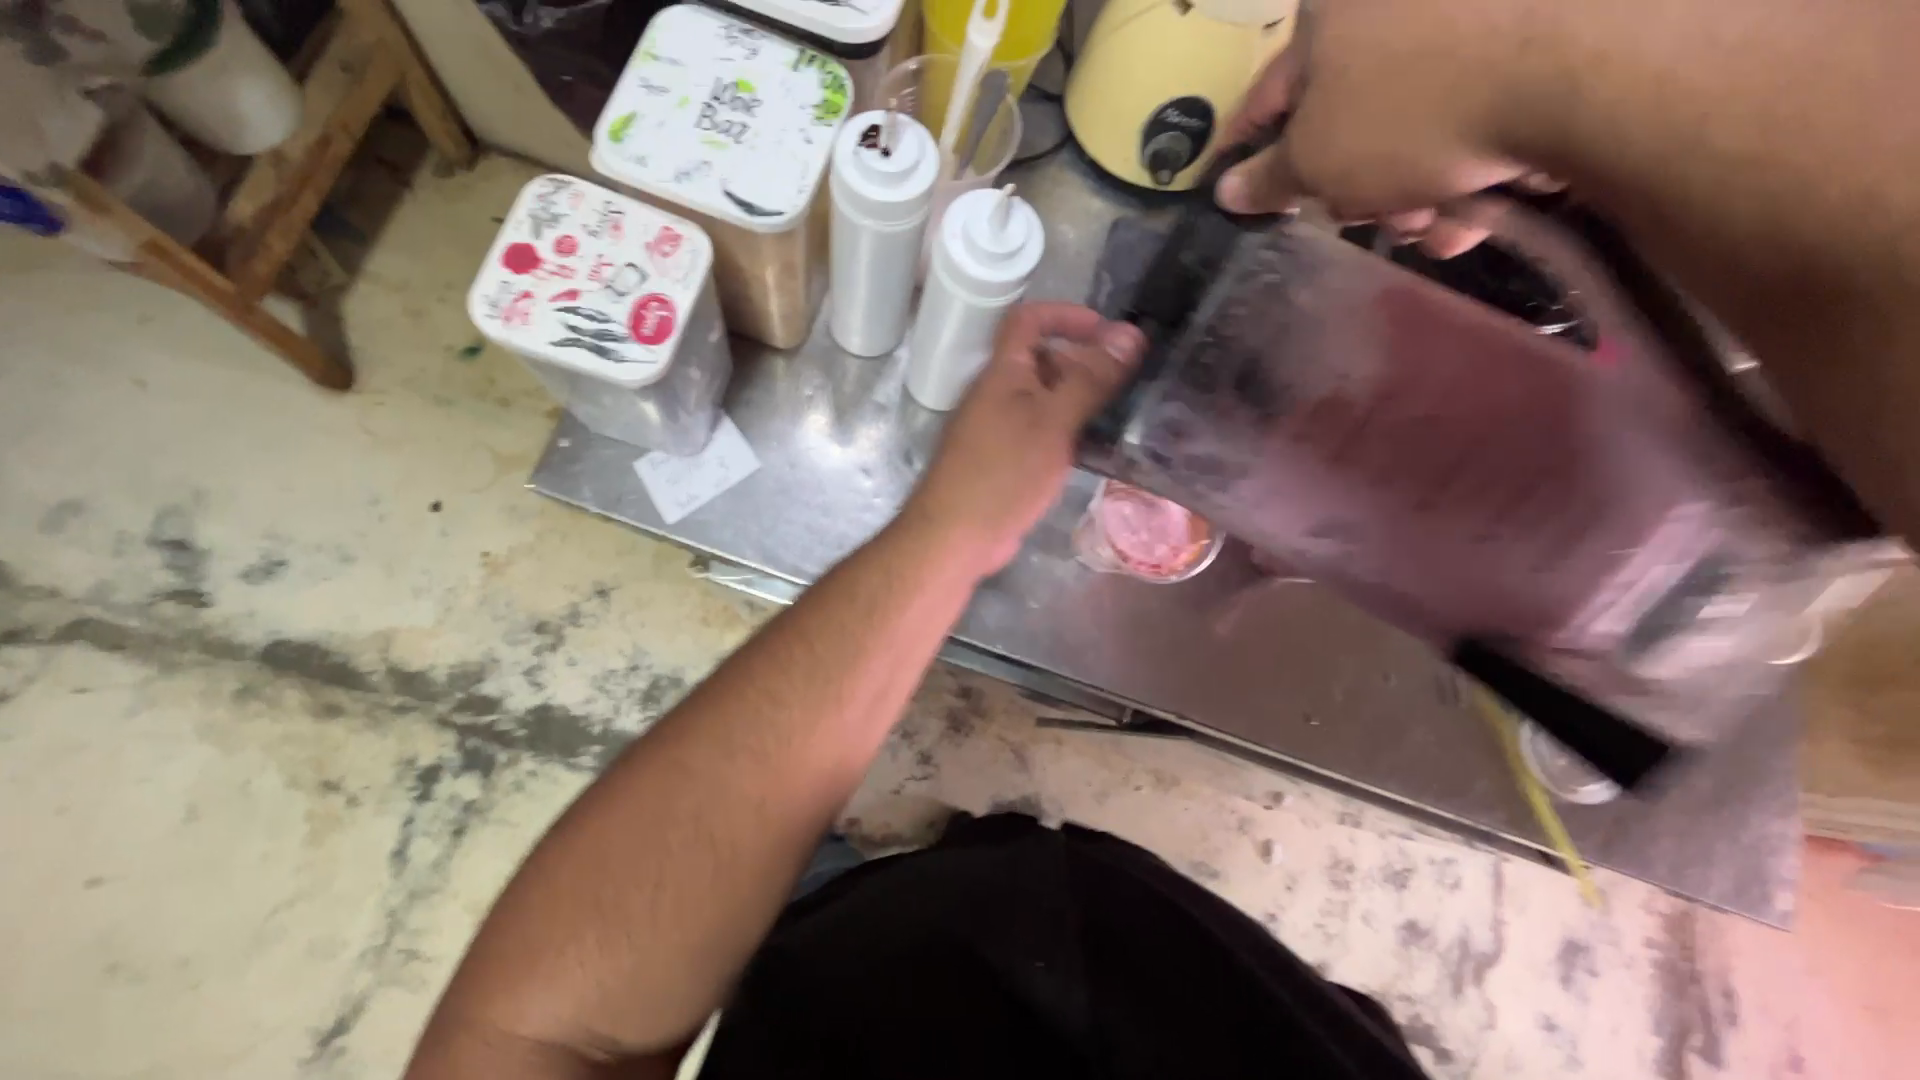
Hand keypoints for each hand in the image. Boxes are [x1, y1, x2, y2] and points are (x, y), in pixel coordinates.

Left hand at [899, 303, 1144, 578]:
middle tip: (1128, 379)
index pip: (1029, 320)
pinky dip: (1072, 432)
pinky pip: (1045, 432)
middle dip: (1084, 362)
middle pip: (1043, 360)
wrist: (957, 535)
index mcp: (1003, 371)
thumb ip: (1091, 378)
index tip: (1107, 330)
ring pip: (1047, 400)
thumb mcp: (1054, 421)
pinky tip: (1102, 449)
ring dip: (1082, 400)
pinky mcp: (1009, 461)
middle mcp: (999, 393)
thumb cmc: (1003, 472)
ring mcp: (1002, 428)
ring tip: (1126, 411)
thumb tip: (1130, 334)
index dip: (1066, 315)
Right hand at [1217, 0, 1558, 255]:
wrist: (1583, 66)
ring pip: (1413, 131)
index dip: (1246, 154)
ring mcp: (1465, 22)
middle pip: (1349, 122)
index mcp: (1328, 16)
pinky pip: (1471, 118)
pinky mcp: (1526, 41)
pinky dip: (1469, 169)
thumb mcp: (1317, 161)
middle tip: (1369, 223)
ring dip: (1415, 194)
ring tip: (1440, 228)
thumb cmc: (1411, 112)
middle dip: (1357, 188)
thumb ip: (1267, 179)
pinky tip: (1480, 210)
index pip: (1265, 99)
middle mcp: (1393, 7)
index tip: (1237, 194)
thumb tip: (1227, 190)